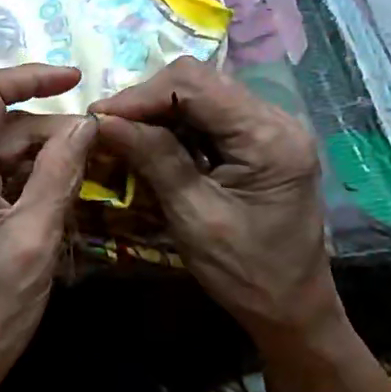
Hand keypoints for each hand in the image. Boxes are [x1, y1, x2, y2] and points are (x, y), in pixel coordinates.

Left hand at [0, 66, 97, 391]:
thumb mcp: (36, 237)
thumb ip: (60, 172)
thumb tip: (87, 122)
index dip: (31, 77)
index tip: (77, 79)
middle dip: (51, 132)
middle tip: (103, 152)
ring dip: (42, 158)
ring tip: (90, 175)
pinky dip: (25, 179)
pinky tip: (60, 195)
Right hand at [89, 57, 339, 348]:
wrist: (292, 310)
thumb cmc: (245, 271)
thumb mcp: (192, 215)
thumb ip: (152, 158)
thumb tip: (101, 119)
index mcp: (268, 137)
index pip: (194, 86)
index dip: (140, 95)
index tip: (98, 118)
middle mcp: (275, 120)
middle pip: (197, 81)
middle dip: (146, 99)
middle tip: (108, 127)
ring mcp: (269, 128)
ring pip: (199, 92)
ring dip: (157, 110)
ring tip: (123, 135)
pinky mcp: (258, 141)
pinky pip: (207, 114)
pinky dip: (173, 123)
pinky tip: (152, 144)